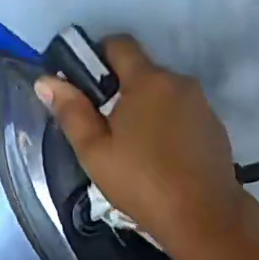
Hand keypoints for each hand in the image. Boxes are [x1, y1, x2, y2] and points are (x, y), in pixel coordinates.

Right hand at [37, 36, 255, 248]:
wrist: (202, 215)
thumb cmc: (140, 182)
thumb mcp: (95, 151)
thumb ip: (71, 112)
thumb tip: (46, 81)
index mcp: (147, 80)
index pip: (119, 44)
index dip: (96, 55)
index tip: (82, 85)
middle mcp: (179, 81)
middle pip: (141, 72)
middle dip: (118, 91)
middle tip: (101, 129)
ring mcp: (200, 103)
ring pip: (162, 95)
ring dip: (143, 111)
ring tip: (129, 149)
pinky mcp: (213, 126)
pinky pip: (180, 115)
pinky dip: (164, 127)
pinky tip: (156, 159)